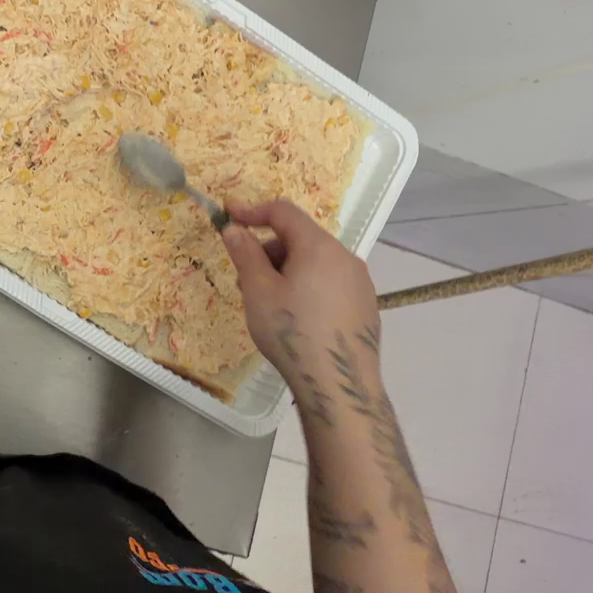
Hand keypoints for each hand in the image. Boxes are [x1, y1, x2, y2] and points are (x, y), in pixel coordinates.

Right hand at [219, 199, 379, 385]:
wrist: (338, 382)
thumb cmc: (292, 331)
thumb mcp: (258, 290)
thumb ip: (245, 253)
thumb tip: (234, 228)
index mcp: (319, 247)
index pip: (283, 212)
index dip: (252, 210)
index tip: (228, 216)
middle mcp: (345, 257)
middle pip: (299, 238)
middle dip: (267, 250)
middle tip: (245, 280)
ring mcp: (359, 282)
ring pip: (314, 262)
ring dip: (285, 270)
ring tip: (268, 304)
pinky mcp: (365, 305)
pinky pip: (328, 282)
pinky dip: (306, 286)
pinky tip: (295, 319)